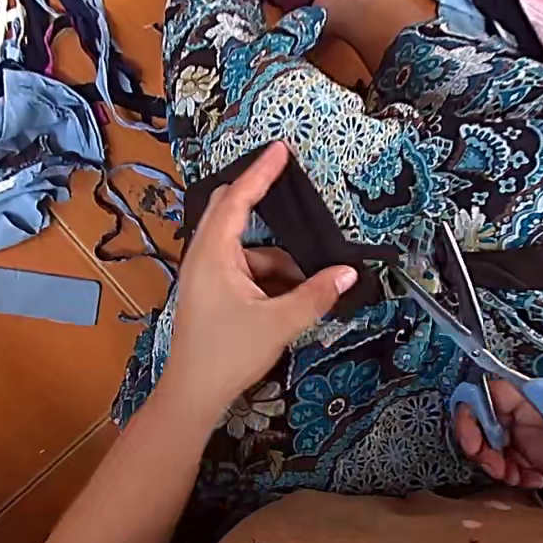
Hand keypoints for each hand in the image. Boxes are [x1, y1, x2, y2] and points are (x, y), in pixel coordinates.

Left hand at [157, 143, 357, 416]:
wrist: (195, 393)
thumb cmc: (228, 353)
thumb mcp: (279, 322)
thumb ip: (316, 295)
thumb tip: (348, 273)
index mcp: (214, 254)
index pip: (238, 199)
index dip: (261, 173)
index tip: (280, 150)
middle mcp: (206, 257)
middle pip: (235, 217)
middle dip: (265, 208)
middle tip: (295, 196)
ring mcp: (208, 277)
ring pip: (249, 253)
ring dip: (279, 263)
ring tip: (308, 288)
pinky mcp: (214, 294)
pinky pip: (247, 273)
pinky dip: (270, 280)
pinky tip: (291, 301)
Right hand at [454, 379, 542, 506]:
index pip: (501, 391)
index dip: (480, 409)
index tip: (481, 442)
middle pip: (491, 414)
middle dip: (481, 439)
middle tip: (494, 466)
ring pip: (499, 439)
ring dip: (494, 459)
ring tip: (514, 479)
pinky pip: (515, 459)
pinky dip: (511, 473)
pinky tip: (530, 484)